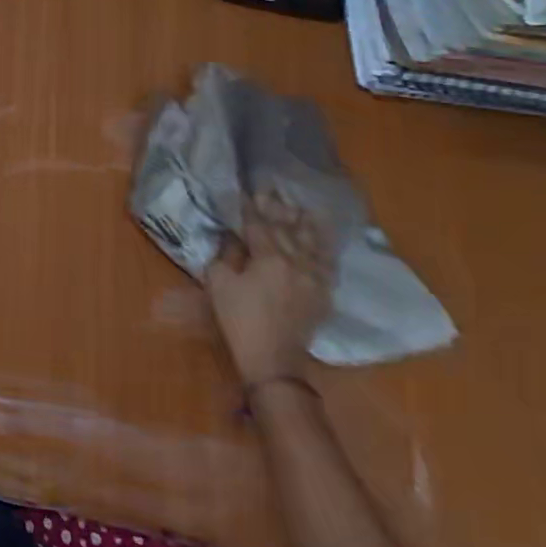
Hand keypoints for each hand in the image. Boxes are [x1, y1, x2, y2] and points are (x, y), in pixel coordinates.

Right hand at [205, 191, 335, 384]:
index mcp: (269, 258)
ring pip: (311, 242)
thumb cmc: (238, 317)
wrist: (273, 355)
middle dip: (277, 209)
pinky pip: (326, 261)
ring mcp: (316, 277)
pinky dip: (322, 245)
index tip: (245, 192)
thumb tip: (233, 238)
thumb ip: (227, 255)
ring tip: (299, 205)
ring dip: (304, 222)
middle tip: (271, 190)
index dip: (250, 209)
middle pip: (287, 229)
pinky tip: (319, 237)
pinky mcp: (324, 291)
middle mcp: (298, 262)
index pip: (258, 226)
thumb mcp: (219, 282)